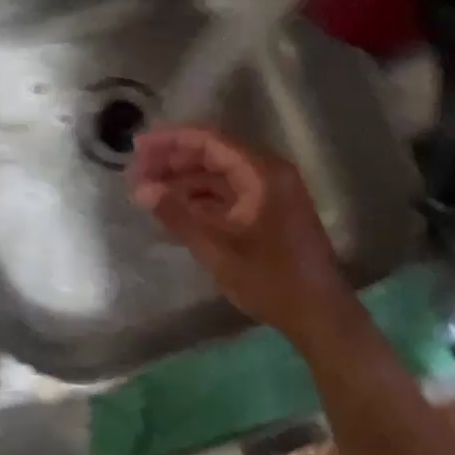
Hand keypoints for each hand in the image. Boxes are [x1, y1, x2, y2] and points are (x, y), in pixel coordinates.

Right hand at [130, 124, 356, 345]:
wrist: (319, 314)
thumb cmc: (271, 280)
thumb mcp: (217, 249)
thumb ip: (178, 215)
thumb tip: (141, 190)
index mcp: (262, 173)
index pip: (210, 141)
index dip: (170, 141)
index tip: (137, 148)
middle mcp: (268, 174)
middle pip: (214, 154)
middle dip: (173, 161)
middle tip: (135, 173)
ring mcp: (271, 193)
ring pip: (219, 175)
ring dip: (184, 181)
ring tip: (148, 192)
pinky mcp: (269, 213)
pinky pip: (229, 194)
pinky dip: (201, 199)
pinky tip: (175, 210)